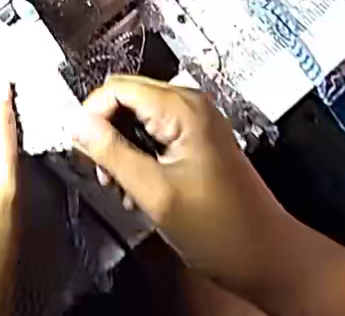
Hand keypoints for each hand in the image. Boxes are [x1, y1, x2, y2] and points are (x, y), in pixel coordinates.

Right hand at [68, 75, 298, 296]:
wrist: (267, 256)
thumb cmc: (224, 230)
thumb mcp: (156, 193)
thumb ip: (112, 154)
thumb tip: (77, 125)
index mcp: (182, 106)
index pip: (116, 87)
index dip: (92, 115)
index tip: (79, 146)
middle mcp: (188, 101)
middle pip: (125, 97)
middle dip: (105, 132)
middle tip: (99, 170)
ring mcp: (193, 116)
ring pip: (135, 114)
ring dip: (120, 145)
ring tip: (120, 184)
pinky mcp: (194, 133)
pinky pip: (152, 127)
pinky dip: (137, 151)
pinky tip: (138, 183)